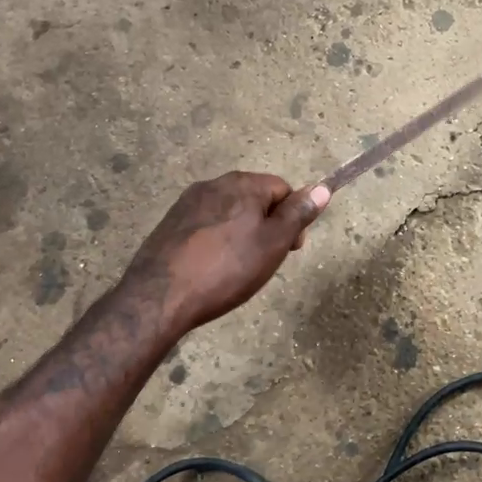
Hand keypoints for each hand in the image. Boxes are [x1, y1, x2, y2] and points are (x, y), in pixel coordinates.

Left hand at [120, 172, 330, 333]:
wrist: (158, 298)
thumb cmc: (226, 269)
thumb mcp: (274, 243)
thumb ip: (299, 214)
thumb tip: (323, 188)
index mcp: (243, 183)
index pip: (282, 190)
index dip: (292, 219)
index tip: (289, 250)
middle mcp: (214, 184)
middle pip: (254, 199)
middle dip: (265, 226)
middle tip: (263, 262)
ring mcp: (187, 203)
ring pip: (229, 213)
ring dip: (240, 234)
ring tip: (236, 269)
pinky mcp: (168, 224)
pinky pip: (205, 226)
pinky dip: (214, 242)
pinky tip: (210, 269)